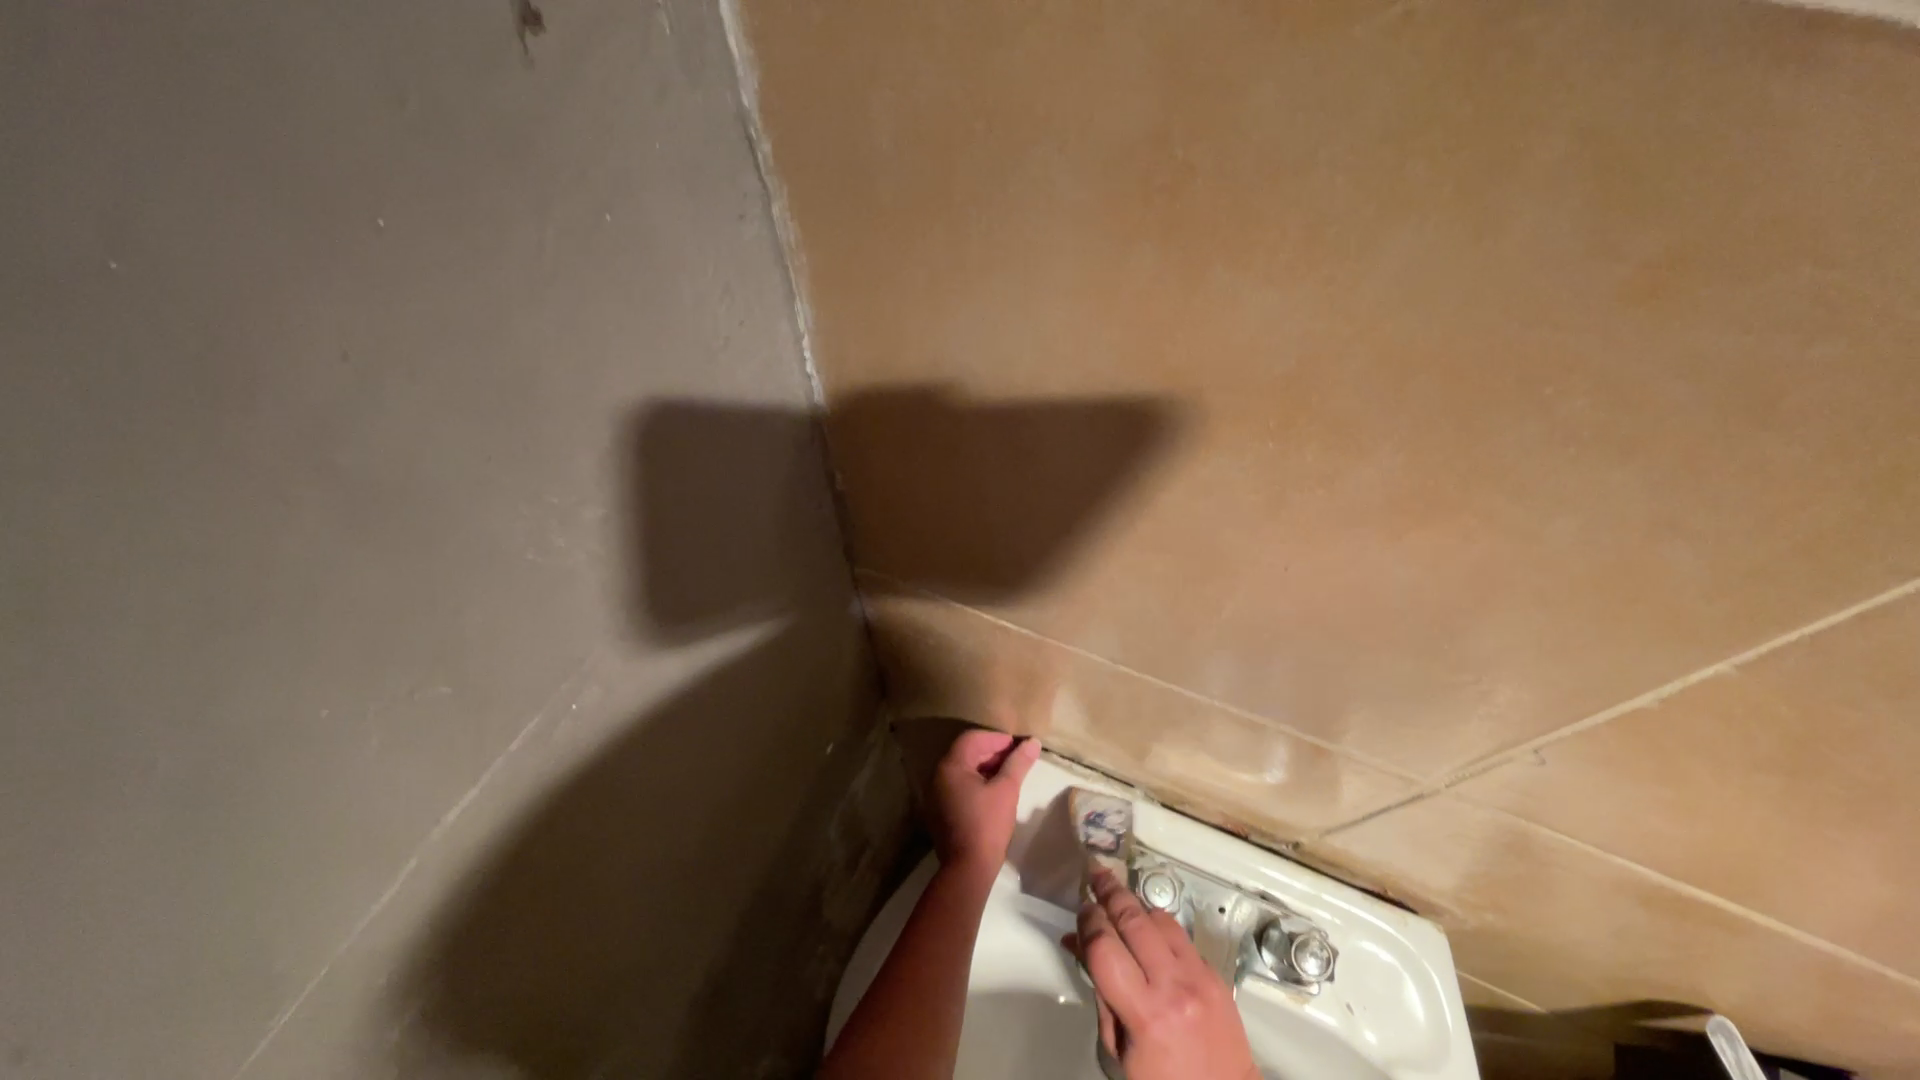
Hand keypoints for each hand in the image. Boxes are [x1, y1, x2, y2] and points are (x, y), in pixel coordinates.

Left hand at [930, 730, 1039, 875]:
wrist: (968, 868)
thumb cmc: (988, 825)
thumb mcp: (1006, 790)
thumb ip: (1018, 763)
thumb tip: (1033, 742)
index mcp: (950, 766)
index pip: (973, 738)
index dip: (997, 738)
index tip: (1018, 746)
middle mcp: (937, 776)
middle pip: (966, 753)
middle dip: (992, 752)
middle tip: (1016, 759)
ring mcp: (935, 795)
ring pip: (962, 770)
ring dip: (985, 767)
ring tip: (1008, 774)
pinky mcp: (939, 810)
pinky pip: (958, 786)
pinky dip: (975, 782)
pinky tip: (993, 792)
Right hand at [1067, 868, 1259, 1079]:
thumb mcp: (1119, 1051)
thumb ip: (1101, 995)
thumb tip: (1079, 946)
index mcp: (1146, 1014)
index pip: (1106, 948)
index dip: (1088, 922)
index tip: (1080, 910)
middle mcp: (1175, 987)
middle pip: (1134, 922)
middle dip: (1110, 894)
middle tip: (1095, 875)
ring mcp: (1201, 977)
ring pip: (1162, 920)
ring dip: (1137, 905)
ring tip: (1118, 896)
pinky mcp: (1217, 976)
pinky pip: (1183, 938)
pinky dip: (1160, 928)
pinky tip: (1147, 929)